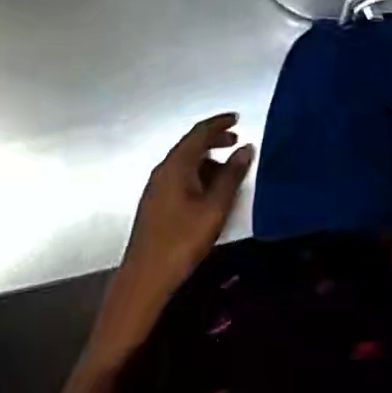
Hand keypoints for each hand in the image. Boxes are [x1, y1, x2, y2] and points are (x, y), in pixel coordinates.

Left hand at [124, 113, 254, 294]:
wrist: (146, 274)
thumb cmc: (182, 240)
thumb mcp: (214, 208)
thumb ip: (231, 176)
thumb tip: (245, 148)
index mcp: (176, 164)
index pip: (198, 132)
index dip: (218, 123)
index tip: (237, 117)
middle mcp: (163, 168)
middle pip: (190, 145)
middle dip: (214, 139)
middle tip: (236, 141)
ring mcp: (157, 184)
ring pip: (185, 162)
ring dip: (208, 159)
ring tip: (229, 171)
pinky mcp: (156, 200)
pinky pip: (180, 175)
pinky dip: (198, 173)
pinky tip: (210, 192)